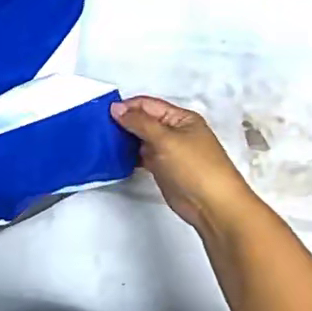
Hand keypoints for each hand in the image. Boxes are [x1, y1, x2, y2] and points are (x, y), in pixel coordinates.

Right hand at [110, 96, 254, 227]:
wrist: (212, 205)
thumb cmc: (196, 168)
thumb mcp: (166, 140)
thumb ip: (139, 122)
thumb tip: (116, 108)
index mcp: (181, 118)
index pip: (148, 104)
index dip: (127, 107)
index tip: (103, 114)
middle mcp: (174, 131)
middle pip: (143, 120)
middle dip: (122, 122)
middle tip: (99, 128)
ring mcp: (168, 150)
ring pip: (140, 138)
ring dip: (123, 139)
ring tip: (102, 142)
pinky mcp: (161, 167)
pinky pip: (140, 155)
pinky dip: (127, 155)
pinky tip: (114, 157)